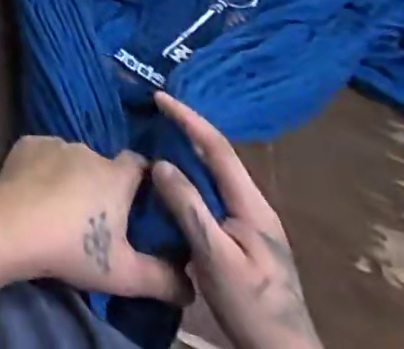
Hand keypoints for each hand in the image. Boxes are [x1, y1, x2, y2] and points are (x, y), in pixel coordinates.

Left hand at [0, 135, 191, 303]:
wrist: (13, 225)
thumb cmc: (74, 247)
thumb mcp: (127, 275)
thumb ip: (165, 281)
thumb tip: (190, 286)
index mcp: (116, 175)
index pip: (140, 165)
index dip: (144, 180)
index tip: (141, 201)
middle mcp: (87, 151)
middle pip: (103, 164)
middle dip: (103, 184)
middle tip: (96, 214)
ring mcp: (54, 143)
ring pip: (71, 158)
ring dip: (72, 175)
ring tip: (61, 205)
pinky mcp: (26, 144)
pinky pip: (43, 153)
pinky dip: (44, 168)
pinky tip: (36, 191)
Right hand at [151, 92, 321, 348]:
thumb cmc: (251, 305)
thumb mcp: (215, 256)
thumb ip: (189, 208)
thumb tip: (161, 162)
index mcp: (252, 205)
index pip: (218, 149)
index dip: (189, 119)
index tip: (160, 97)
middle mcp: (252, 207)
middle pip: (216, 157)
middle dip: (185, 130)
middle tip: (151, 113)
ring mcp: (247, 224)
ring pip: (211, 177)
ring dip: (184, 154)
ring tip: (152, 139)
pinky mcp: (237, 238)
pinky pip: (207, 196)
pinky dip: (185, 179)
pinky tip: (165, 183)